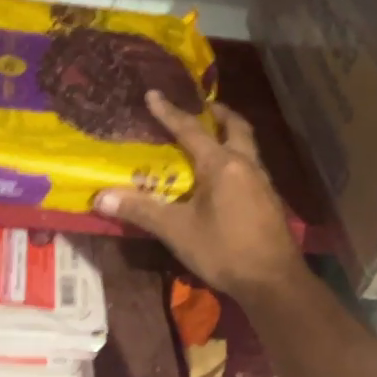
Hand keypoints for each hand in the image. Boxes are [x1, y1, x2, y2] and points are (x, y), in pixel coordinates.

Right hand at [94, 92, 307, 300]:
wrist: (274, 282)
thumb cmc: (224, 250)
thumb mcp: (177, 230)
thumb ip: (141, 210)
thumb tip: (101, 198)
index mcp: (222, 164)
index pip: (191, 130)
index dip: (170, 112)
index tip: (154, 94)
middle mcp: (246, 164)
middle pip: (235, 127)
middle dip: (218, 114)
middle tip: (201, 107)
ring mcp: (262, 182)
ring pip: (247, 146)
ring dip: (229, 135)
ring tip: (210, 138)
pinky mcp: (269, 201)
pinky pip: (251, 166)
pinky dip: (236, 158)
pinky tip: (224, 177)